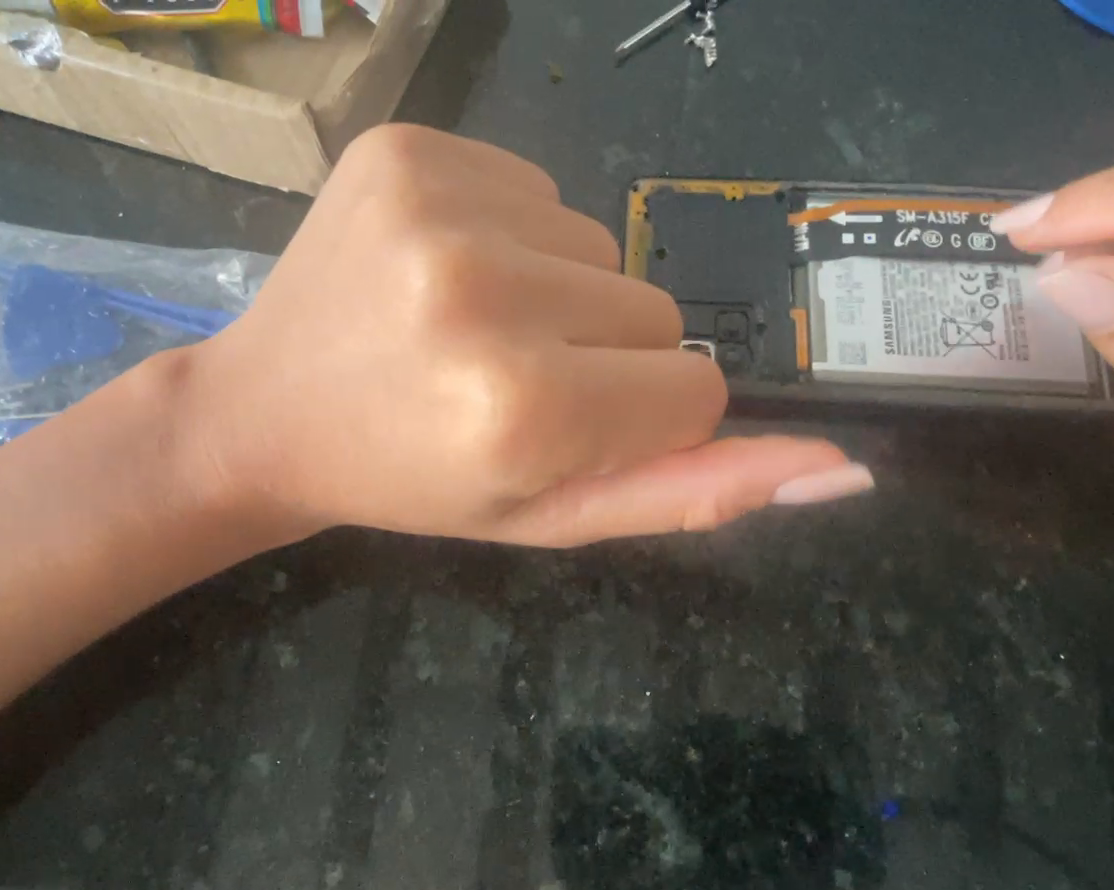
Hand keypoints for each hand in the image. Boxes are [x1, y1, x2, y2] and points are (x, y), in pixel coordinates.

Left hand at [170, 125, 867, 548]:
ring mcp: (439, 206)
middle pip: (657, 312)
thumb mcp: (553, 519)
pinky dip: (518, 239)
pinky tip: (448, 277)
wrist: (271, 415)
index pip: (695, 392)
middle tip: (511, 384)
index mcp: (523, 409)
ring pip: (607, 248)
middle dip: (607, 360)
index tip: (569, 431)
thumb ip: (693, 495)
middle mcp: (485, 295)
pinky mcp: (409, 146)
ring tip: (476, 334)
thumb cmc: (419, 485)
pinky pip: (542, 191)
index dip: (644, 420)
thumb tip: (843, 469)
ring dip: (565, 298)